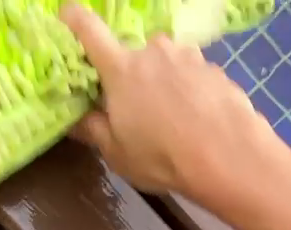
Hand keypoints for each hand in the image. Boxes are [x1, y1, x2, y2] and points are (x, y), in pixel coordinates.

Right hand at [60, 3, 280, 199]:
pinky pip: (190, 76)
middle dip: (130, 78)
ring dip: (161, 85)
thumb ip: (93, 129)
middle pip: (133, 57)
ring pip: (165, 65)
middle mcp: (153, 51)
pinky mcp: (213, 67)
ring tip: (169, 122)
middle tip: (134, 112)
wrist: (225, 152)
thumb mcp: (116, 152)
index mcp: (121, 69)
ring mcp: (187, 55)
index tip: (66, 13)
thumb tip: (75, 117)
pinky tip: (193, 121)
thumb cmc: (159, 155)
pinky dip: (187, 93)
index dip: (74, 20)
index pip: (90, 32)